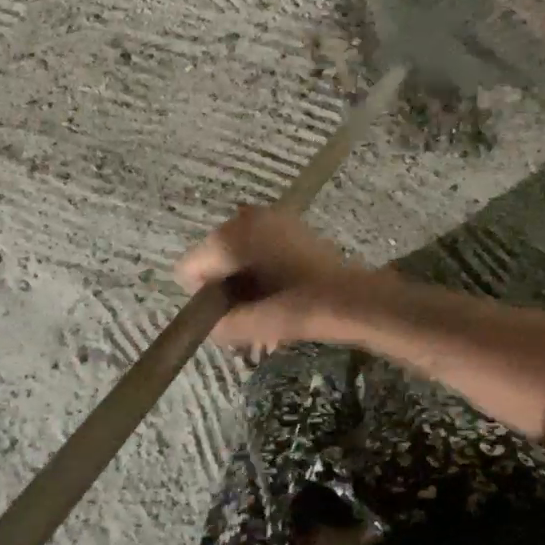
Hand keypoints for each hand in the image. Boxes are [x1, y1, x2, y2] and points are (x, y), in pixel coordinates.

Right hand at [175, 204, 368, 350]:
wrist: (355, 297)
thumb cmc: (301, 307)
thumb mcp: (255, 323)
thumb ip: (222, 324)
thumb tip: (211, 326)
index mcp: (231, 236)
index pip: (189, 268)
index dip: (203, 299)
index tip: (226, 319)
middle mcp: (246, 218)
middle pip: (216, 261)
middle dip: (227, 295)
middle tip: (246, 325)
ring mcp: (271, 219)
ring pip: (240, 259)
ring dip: (246, 291)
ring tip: (264, 323)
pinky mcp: (291, 227)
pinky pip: (261, 251)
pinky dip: (264, 277)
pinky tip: (279, 303)